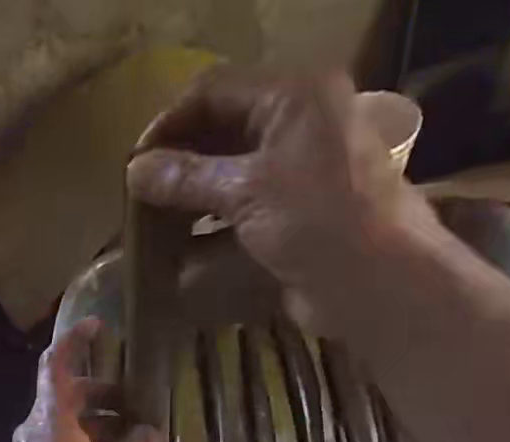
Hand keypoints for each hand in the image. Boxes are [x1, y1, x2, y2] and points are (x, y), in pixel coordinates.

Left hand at [0, 320, 162, 441]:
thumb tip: (153, 431)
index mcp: (49, 421)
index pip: (56, 364)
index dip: (75, 339)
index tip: (98, 327)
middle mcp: (33, 428)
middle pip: (65, 392)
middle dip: (100, 390)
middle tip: (131, 398)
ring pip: (62, 418)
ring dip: (94, 417)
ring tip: (128, 431)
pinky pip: (57, 439)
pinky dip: (82, 437)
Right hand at [125, 67, 442, 339]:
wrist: (376, 282)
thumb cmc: (318, 221)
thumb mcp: (247, 191)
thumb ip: (188, 177)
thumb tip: (135, 171)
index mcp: (292, 95)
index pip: (213, 91)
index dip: (168, 124)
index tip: (133, 164)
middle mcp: (294, 123)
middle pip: (220, 128)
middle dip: (177, 159)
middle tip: (138, 194)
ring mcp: (294, 169)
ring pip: (227, 169)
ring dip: (189, 192)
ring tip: (151, 217)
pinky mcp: (291, 211)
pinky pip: (240, 204)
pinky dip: (209, 219)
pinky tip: (181, 241)